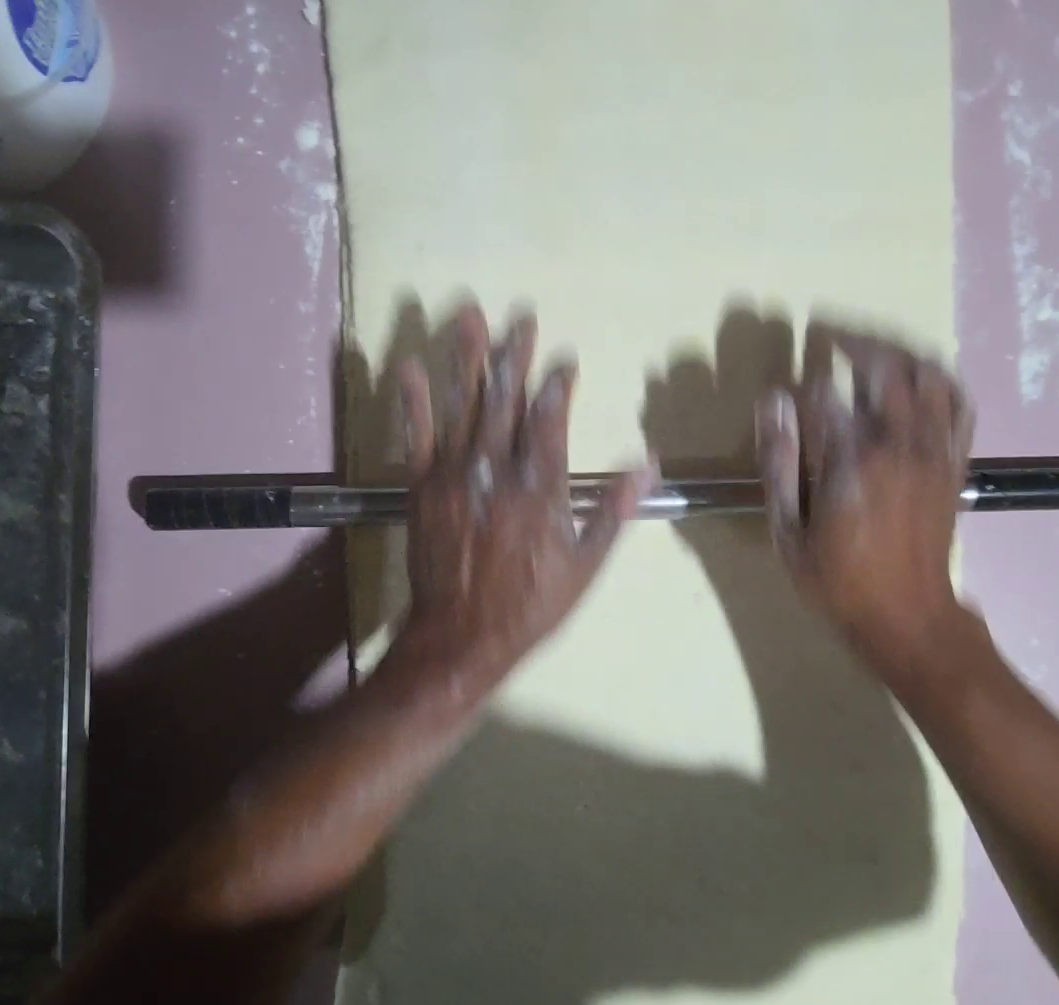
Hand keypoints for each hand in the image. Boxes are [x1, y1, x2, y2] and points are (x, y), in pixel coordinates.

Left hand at [390, 304, 650, 683]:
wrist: (461, 636)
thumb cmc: (530, 606)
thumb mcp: (585, 567)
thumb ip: (612, 512)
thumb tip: (648, 466)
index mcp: (541, 488)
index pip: (551, 419)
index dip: (557, 385)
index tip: (563, 359)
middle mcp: (498, 470)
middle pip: (507, 399)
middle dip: (514, 355)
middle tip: (520, 316)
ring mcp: (456, 475)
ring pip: (464, 405)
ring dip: (468, 358)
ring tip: (469, 314)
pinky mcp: (423, 487)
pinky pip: (417, 436)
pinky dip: (414, 401)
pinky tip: (410, 365)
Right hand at [755, 322, 973, 674]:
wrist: (907, 614)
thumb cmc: (836, 580)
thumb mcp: (787, 531)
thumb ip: (778, 462)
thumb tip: (773, 402)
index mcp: (850, 460)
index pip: (826, 392)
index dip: (805, 384)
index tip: (791, 390)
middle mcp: (898, 442)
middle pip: (882, 367)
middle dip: (852, 344)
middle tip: (828, 340)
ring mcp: (934, 448)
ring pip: (925, 373)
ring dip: (897, 353)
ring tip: (870, 353)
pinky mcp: (954, 460)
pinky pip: (958, 401)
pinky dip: (938, 379)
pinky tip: (917, 379)